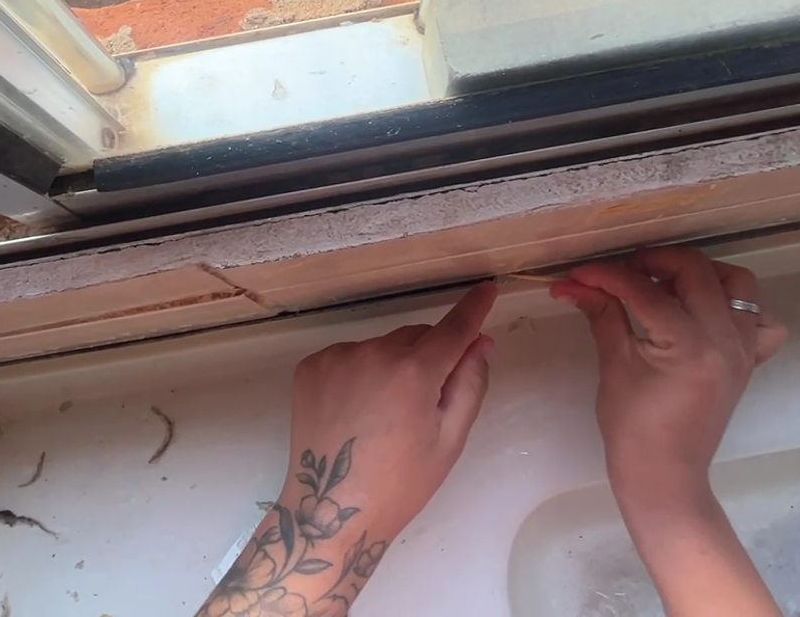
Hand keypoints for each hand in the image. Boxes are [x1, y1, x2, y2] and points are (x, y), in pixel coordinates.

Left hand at [196, 282, 497, 616]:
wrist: (329, 511)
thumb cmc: (401, 483)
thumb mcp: (449, 439)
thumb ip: (469, 383)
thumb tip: (480, 341)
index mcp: (414, 372)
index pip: (453, 328)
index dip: (474, 308)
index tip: (487, 287)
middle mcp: (374, 352)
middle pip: (416, 337)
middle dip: (427, 357)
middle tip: (423, 403)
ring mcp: (338, 356)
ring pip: (381, 346)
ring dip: (391, 365)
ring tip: (381, 415)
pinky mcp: (311, 365)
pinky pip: (350, 356)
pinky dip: (359, 373)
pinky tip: (354, 410)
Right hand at [550, 248, 784, 510]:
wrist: (664, 475)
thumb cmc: (632, 426)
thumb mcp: (613, 362)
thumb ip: (601, 312)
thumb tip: (572, 282)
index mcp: (690, 343)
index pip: (644, 289)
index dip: (606, 275)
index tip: (578, 274)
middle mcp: (726, 339)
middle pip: (695, 270)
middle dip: (653, 261)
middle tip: (620, 273)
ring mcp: (744, 349)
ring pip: (736, 283)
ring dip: (698, 273)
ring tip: (663, 283)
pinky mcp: (748, 360)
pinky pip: (759, 320)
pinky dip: (736, 306)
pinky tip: (704, 312)